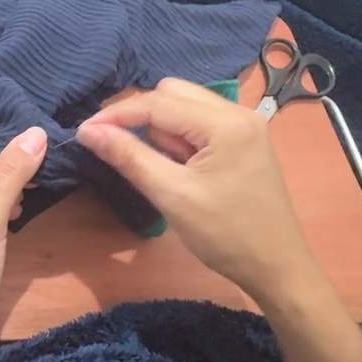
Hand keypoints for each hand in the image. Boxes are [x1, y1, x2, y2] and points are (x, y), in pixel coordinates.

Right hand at [77, 78, 322, 304]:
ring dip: (162, 129)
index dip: (117, 114)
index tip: (84, 132)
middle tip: (125, 152)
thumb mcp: (171, 195)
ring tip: (165, 169)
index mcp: (225, 122)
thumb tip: (87, 130)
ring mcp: (245, 124)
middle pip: (172, 93)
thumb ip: (128, 156)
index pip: (158, 102)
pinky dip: (180, 137)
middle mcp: (238, 111)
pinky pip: (200, 121)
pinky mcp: (244, 139)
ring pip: (185, 105)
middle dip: (143, 118)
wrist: (277, 269)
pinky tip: (180, 167)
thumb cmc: (224, 235)